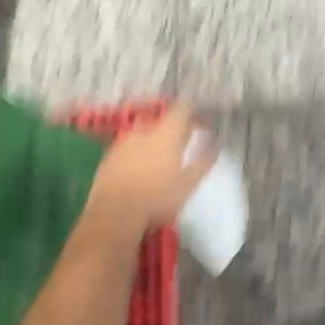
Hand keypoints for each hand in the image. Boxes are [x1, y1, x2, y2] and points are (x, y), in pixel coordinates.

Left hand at [88, 104, 217, 232]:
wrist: (113, 216)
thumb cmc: (156, 199)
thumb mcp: (187, 185)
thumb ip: (203, 162)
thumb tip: (216, 145)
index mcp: (167, 134)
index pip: (182, 109)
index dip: (193, 111)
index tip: (201, 120)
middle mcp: (144, 131)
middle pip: (162, 121)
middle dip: (172, 129)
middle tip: (181, 145)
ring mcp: (123, 142)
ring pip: (143, 134)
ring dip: (153, 141)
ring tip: (158, 160)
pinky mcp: (108, 157)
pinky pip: (127, 147)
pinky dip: (136, 153)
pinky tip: (137, 171)